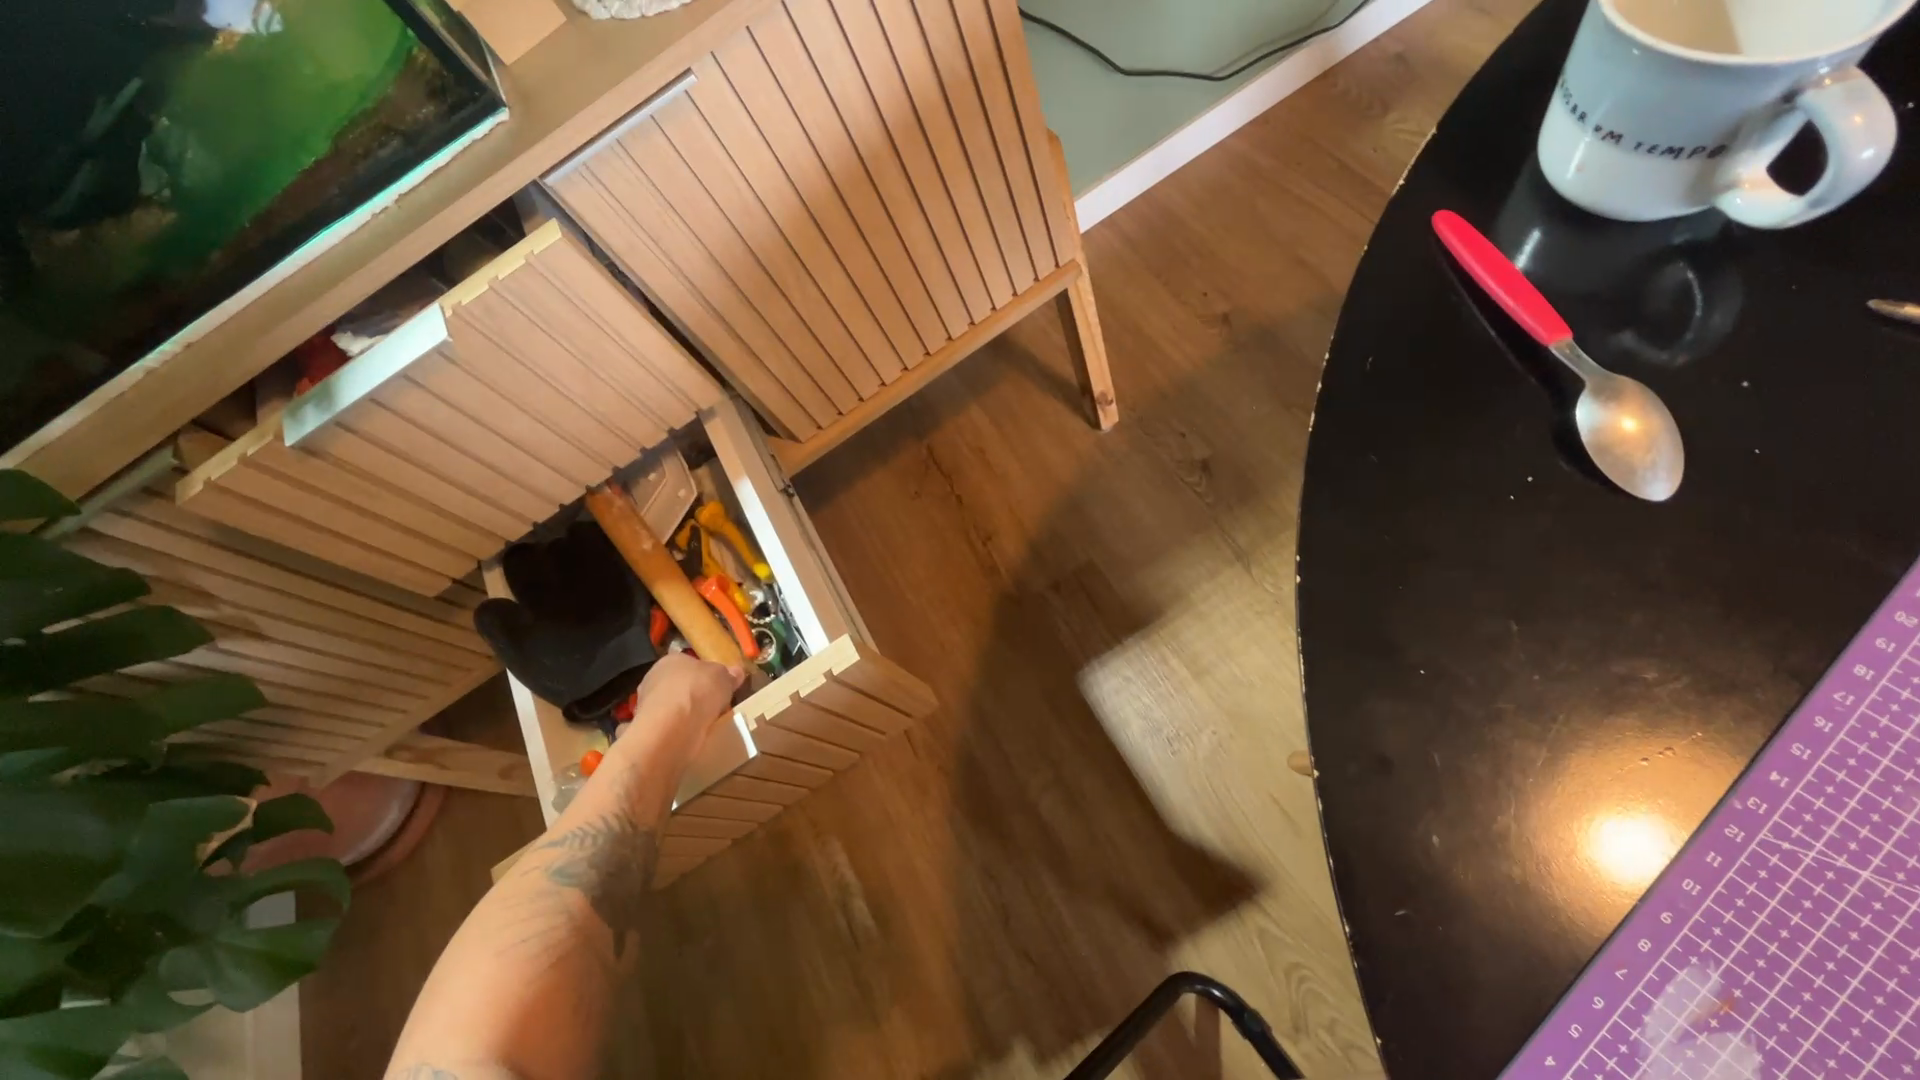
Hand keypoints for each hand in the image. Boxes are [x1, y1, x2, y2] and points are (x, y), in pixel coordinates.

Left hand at [609, 654, 744, 764]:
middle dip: (694, 695)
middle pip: (679, 686)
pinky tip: (693, 736)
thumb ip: (729, 675)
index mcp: (670, 660)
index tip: (718, 685)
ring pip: (673, 708)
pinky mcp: (648, 729)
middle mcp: (654, 679)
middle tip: (713, 706)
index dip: (704, 674)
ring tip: (706, 724)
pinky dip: (679, 731)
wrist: (673, 727)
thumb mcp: (723, 677)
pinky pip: (669, 727)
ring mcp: (647, 706)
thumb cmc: (698, 691)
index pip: (688, 663)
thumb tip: (736, 672)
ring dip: (685, 715)